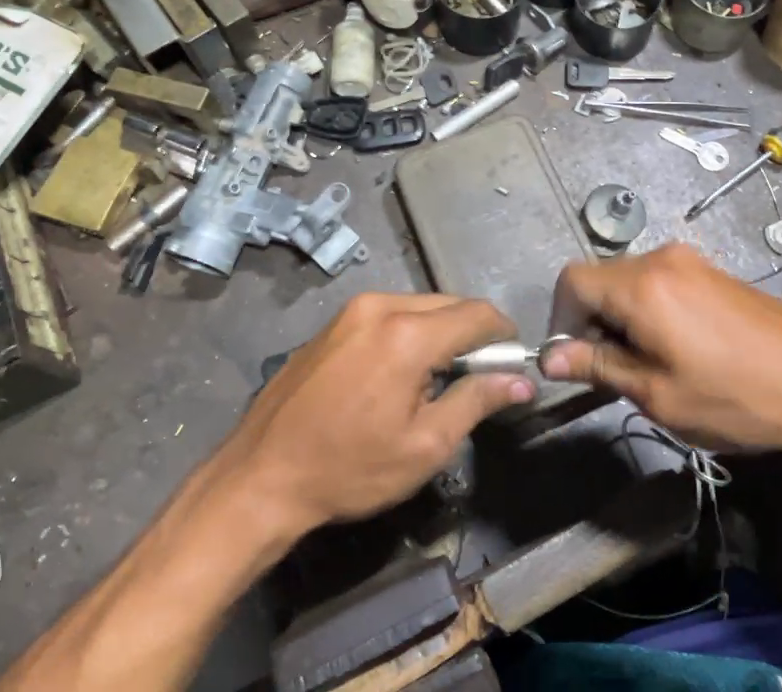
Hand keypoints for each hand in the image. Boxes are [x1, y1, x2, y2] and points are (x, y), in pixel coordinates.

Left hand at [211, 294, 534, 532]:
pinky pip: (387, 315)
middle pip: (448, 304)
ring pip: (418, 307)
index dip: (504, 335)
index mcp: (407, 335)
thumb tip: (521, 381)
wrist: (260, 477)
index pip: (477, 314)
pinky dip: (408, 333)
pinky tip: (400, 374)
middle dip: (472, 333)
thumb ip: (477, 401)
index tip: (513, 363)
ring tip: (437, 380)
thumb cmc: (349, 469)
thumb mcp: (425, 446)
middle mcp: (379, 308)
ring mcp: (349, 312)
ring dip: (440, 333)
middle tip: (478, 378)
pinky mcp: (330, 325)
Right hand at [541, 244, 781, 451]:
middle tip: (612, 371)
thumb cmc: (734, 397)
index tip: (575, 361)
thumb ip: (598, 367)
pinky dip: (650, 310)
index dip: (561, 320)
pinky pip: (661, 282)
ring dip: (622, 317)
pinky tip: (679, 349)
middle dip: (592, 321)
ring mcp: (693, 262)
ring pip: (630, 281)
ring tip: (648, 365)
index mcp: (642, 286)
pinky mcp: (715, 272)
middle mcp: (663, 260)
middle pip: (600, 278)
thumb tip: (549, 358)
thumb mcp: (657, 393)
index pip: (571, 281)